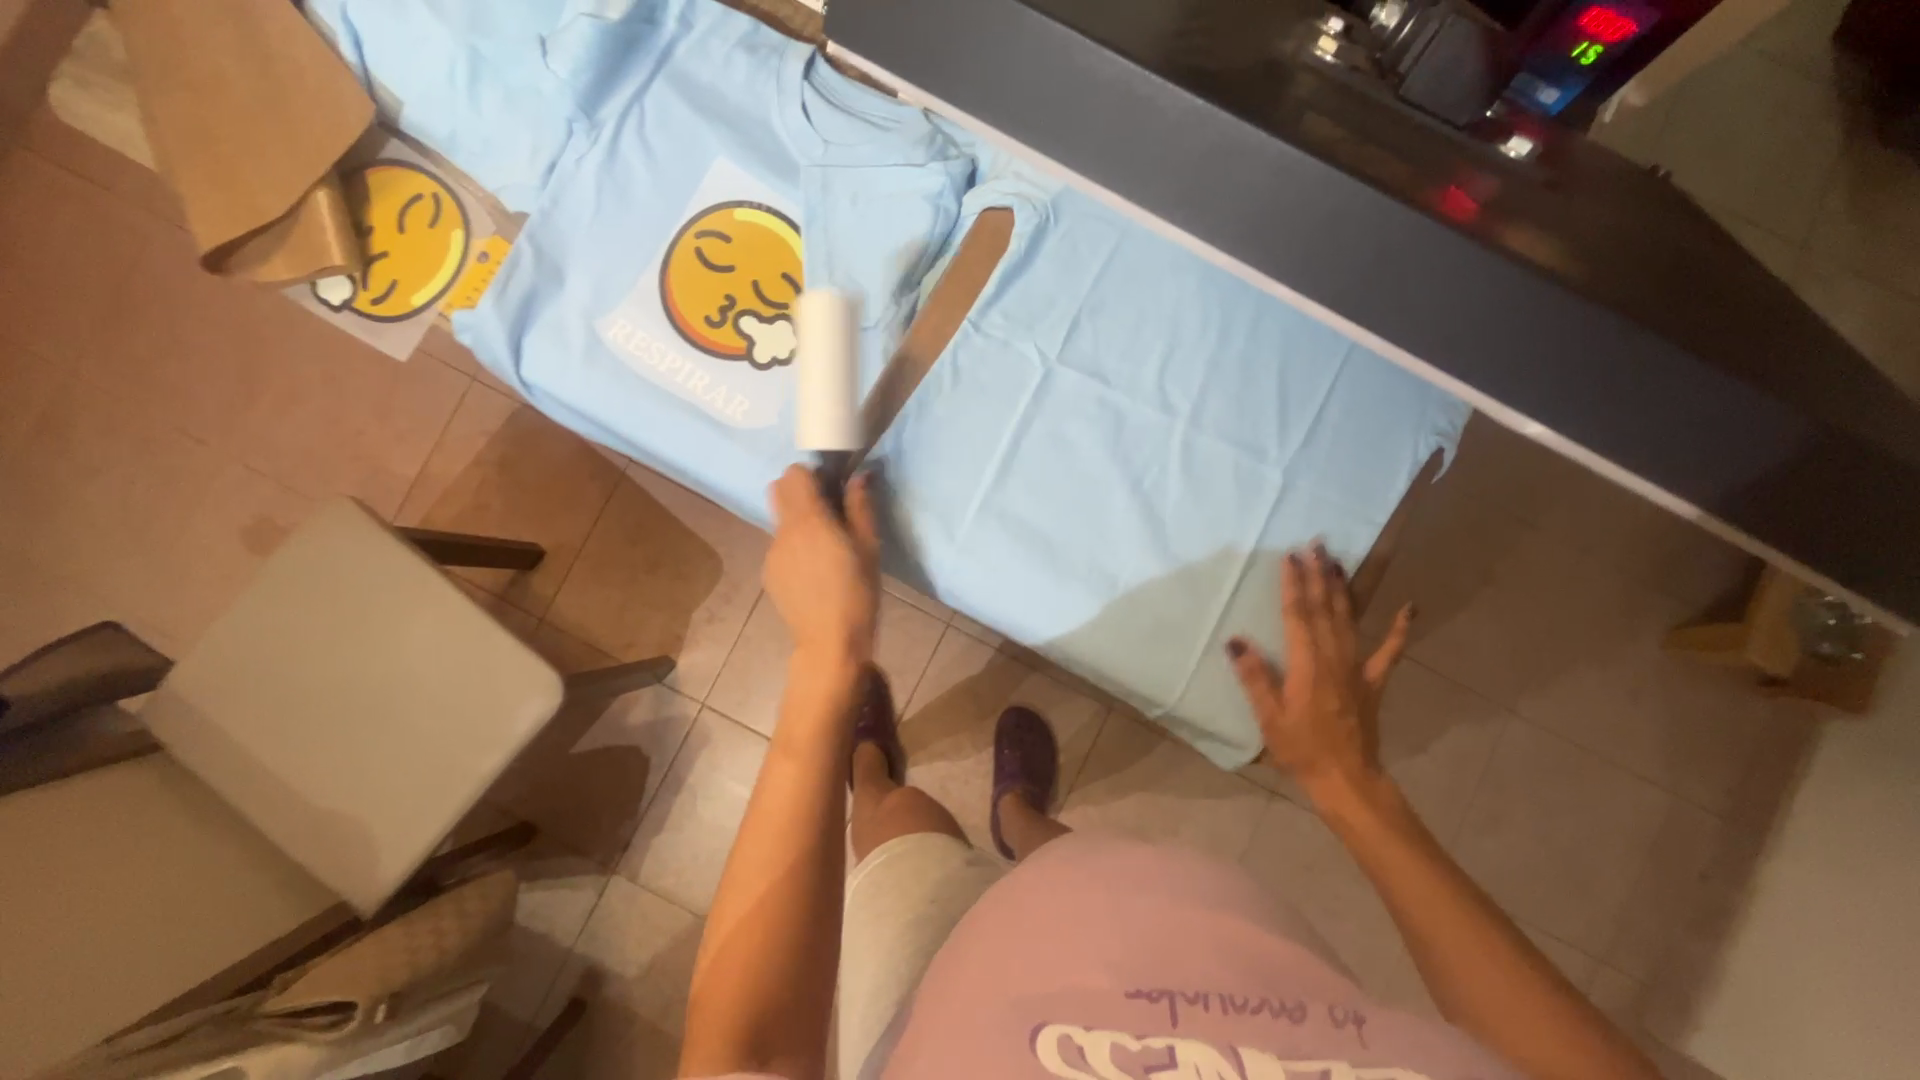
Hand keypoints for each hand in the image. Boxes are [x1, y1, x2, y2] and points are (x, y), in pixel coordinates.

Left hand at [765, 465, 880, 665]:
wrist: (830, 642)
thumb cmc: (858, 593)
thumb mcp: (869, 548)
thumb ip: (861, 506)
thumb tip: (859, 476)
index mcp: (809, 520)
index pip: (794, 473)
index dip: (813, 474)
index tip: (833, 489)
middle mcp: (783, 531)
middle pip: (778, 489)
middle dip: (800, 490)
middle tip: (828, 510)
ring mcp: (771, 553)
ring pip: (779, 519)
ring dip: (798, 520)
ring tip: (825, 548)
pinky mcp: (768, 573)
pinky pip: (779, 545)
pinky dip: (794, 546)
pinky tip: (814, 571)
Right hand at [1227, 546, 1412, 801]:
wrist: (1346, 780)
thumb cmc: (1301, 750)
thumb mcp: (1269, 717)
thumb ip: (1254, 677)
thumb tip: (1236, 640)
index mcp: (1307, 665)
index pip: (1298, 615)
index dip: (1294, 584)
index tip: (1291, 556)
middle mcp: (1334, 658)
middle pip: (1324, 609)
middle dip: (1319, 575)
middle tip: (1317, 544)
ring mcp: (1358, 669)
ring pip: (1350, 620)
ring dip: (1344, 589)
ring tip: (1339, 561)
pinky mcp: (1373, 683)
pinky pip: (1390, 651)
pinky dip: (1400, 628)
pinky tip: (1410, 607)